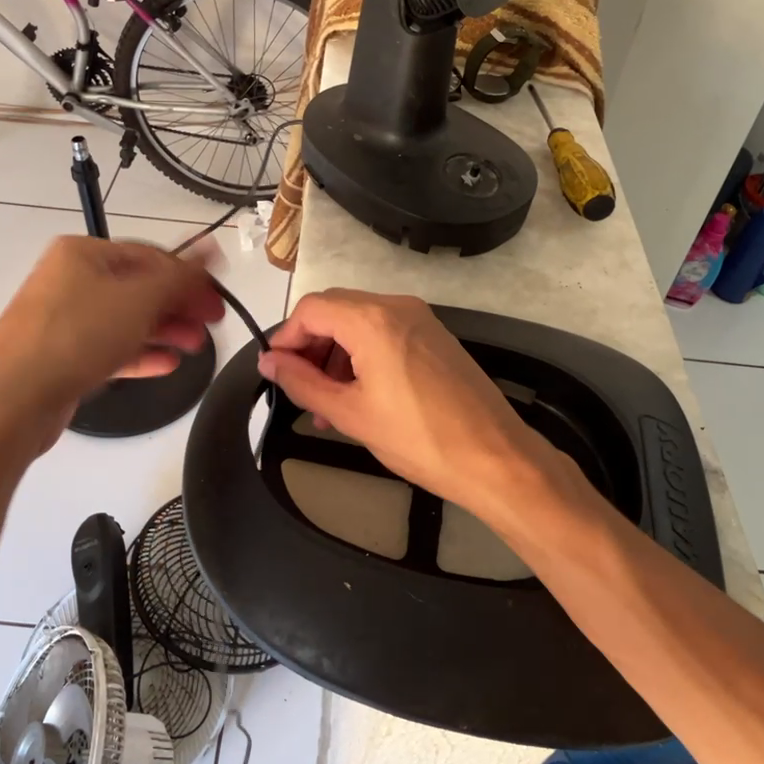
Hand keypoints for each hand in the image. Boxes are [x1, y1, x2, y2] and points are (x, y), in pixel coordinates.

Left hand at [0, 237, 223, 462]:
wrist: (9, 399)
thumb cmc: (74, 337)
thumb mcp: (138, 299)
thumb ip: (180, 276)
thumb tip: (211, 248)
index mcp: (84, 253)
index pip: (152, 256)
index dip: (190, 276)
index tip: (218, 301)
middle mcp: (71, 280)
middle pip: (139, 288)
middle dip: (179, 306)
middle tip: (211, 326)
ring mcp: (63, 320)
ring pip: (126, 319)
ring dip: (164, 330)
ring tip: (195, 347)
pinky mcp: (62, 357)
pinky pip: (110, 349)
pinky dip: (140, 353)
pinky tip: (166, 364)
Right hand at [256, 290, 572, 525]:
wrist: (493, 457)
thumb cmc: (418, 438)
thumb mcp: (350, 414)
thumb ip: (302, 382)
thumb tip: (269, 362)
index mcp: (373, 319)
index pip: (311, 309)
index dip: (286, 337)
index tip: (275, 371)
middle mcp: (397, 306)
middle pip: (335, 310)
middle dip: (310, 346)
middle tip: (298, 389)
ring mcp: (421, 320)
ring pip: (360, 322)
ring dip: (335, 355)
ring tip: (326, 405)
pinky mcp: (435, 337)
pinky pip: (385, 333)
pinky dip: (363, 356)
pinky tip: (358, 397)